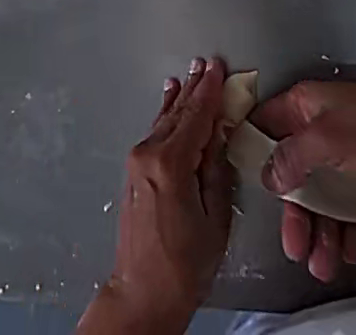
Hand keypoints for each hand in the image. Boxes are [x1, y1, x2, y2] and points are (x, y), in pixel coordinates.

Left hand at [78, 57, 234, 334]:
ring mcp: (137, 161)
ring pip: (166, 119)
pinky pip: (156, 131)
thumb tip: (220, 131)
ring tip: (192, 73)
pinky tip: (170, 98)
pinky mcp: (134, 170)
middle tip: (208, 63)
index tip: (220, 68)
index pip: (197, 116)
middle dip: (196, 87)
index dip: (211, 90)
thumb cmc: (184, 264)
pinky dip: (167, 112)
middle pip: (179, 112)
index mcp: (171, 164)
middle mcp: (149, 154)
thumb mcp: (215, 215)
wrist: (143, 293)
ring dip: (181, 96)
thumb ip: (216, 166)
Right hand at [250, 81, 355, 282]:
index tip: (242, 182)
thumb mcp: (325, 139)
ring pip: (317, 194)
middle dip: (292, 212)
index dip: (252, 150)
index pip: (265, 123)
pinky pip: (342, 206)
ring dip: (318, 230)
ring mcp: (341, 153)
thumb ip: (290, 156)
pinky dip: (343, 230)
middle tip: (294, 245)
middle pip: (290, 171)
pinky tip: (349, 251)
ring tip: (323, 263)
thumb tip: (268, 175)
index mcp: (305, 104)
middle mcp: (318, 126)